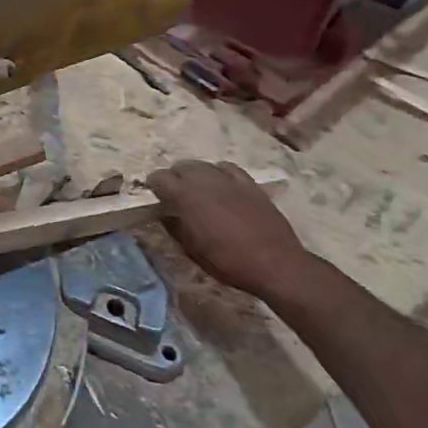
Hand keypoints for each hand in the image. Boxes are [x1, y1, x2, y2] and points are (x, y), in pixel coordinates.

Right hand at [147, 160, 311, 298]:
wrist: (274, 262)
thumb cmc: (228, 262)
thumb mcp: (192, 251)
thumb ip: (174, 227)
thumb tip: (165, 215)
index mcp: (186, 196)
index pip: (159, 177)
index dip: (154, 186)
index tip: (155, 196)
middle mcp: (204, 180)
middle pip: (181, 166)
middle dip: (174, 178)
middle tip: (176, 196)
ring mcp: (228, 178)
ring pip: (203, 165)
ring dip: (195, 175)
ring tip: (198, 190)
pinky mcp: (248, 182)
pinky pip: (226, 168)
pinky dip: (219, 173)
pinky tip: (221, 184)